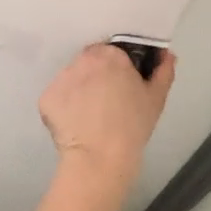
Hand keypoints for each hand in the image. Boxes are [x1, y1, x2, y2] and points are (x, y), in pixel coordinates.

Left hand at [38, 43, 174, 193]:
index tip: (123, 86)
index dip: (118, 69)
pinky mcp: (46, 98)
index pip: (112, 52)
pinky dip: (64, 107)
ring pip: (72, 79)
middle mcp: (81, 60)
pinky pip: (57, 98)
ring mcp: (60, 79)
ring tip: (89, 115)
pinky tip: (75, 123)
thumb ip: (163, 70)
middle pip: (89, 63)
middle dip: (97, 77)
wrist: (100, 158)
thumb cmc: (132, 127)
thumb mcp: (156, 97)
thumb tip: (164, 54)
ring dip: (79, 90)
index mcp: (109, 55)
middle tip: (106, 102)